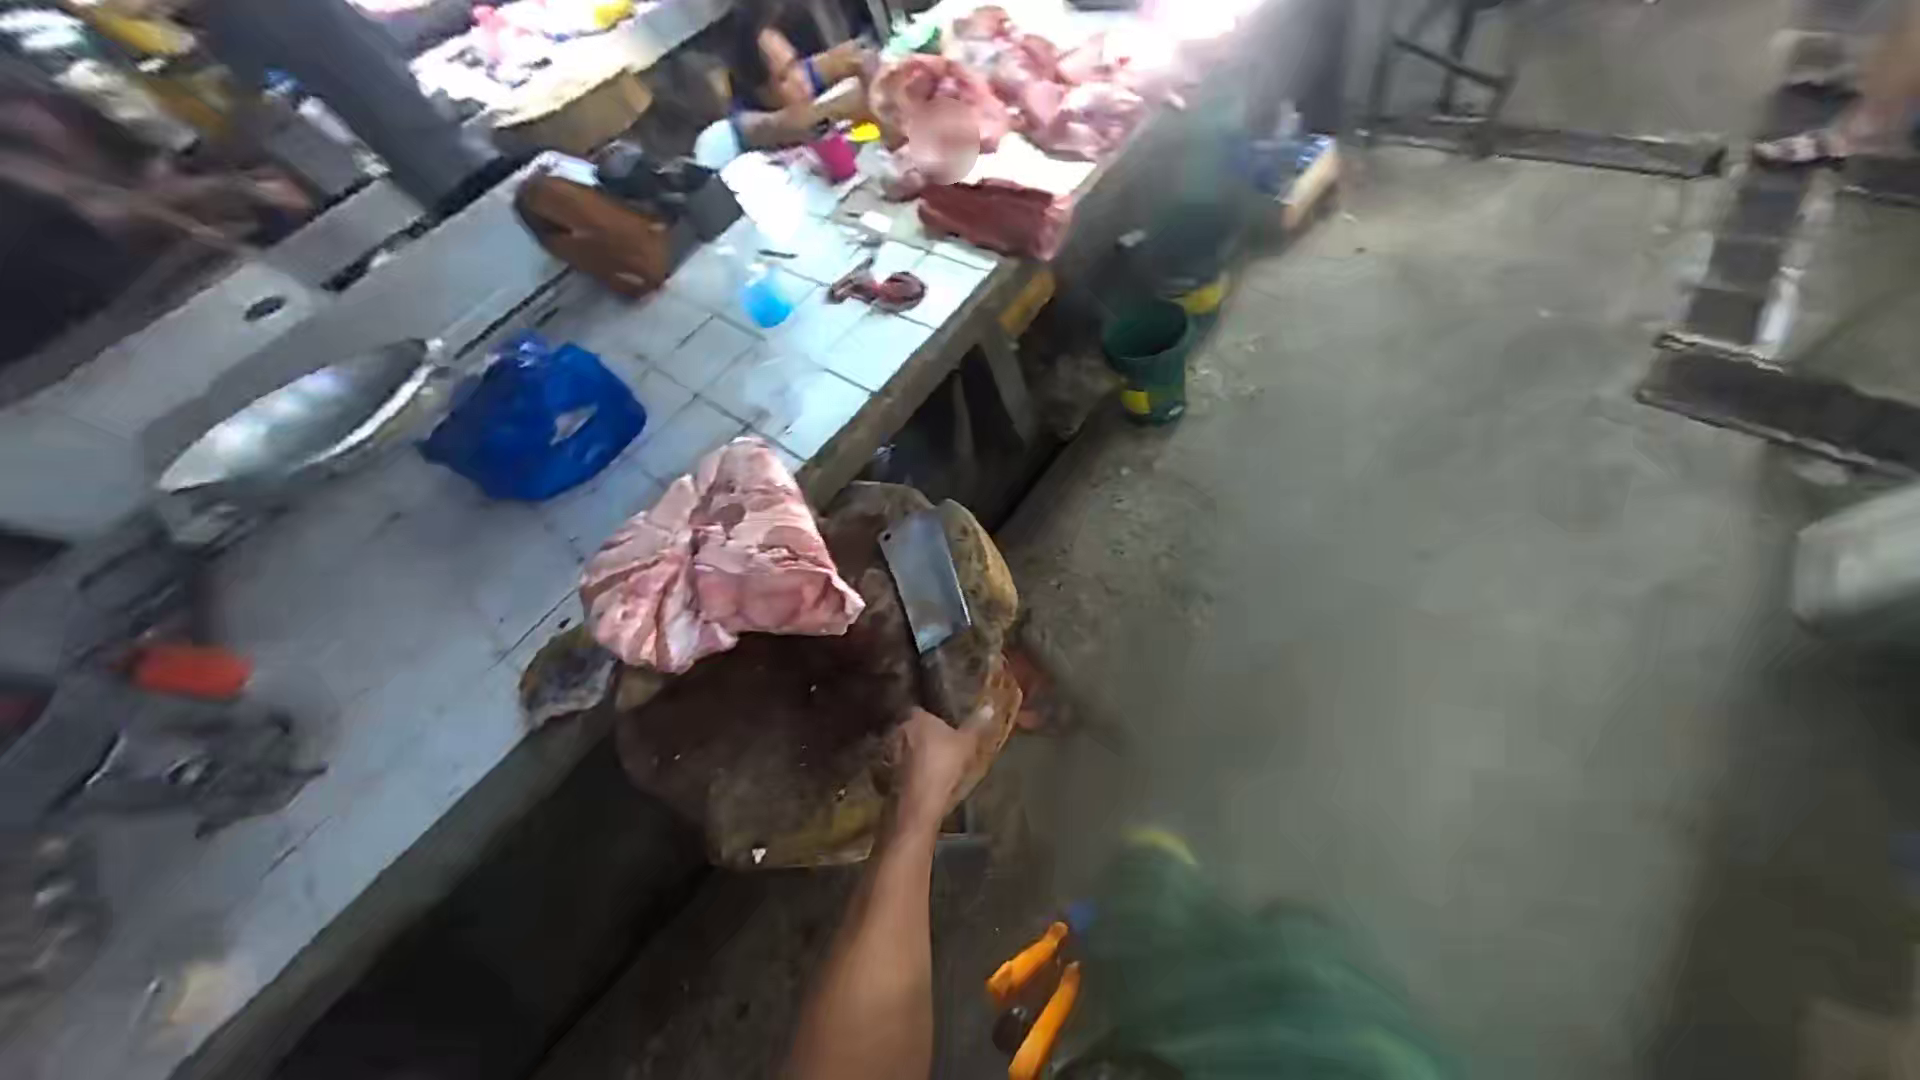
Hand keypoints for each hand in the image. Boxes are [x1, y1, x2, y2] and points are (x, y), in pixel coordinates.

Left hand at [884, 705, 1000, 833]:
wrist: (920, 800)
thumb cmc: (945, 763)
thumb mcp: (967, 743)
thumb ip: (977, 724)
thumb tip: (989, 707)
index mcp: (917, 718)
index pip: (922, 711)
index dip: (932, 719)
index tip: (943, 727)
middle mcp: (900, 731)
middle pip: (912, 729)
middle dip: (922, 736)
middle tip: (939, 746)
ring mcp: (892, 753)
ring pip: (905, 749)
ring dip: (914, 755)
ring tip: (932, 765)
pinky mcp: (888, 774)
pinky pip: (902, 767)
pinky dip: (910, 771)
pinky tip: (922, 780)